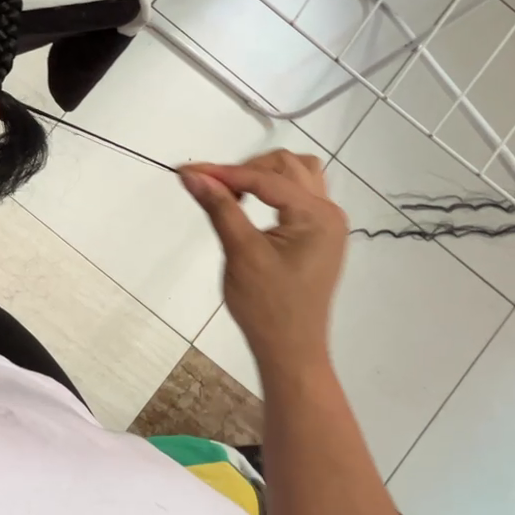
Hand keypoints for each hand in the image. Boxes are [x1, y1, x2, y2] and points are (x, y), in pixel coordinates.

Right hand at [181, 151, 347, 375]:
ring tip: (233, 195)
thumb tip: (191, 174)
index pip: (266, 179)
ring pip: (297, 176)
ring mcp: (326, 224)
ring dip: (263, 175)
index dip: (223, 172)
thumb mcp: (241, 252)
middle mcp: (328, 213)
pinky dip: (273, 192)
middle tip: (211, 189)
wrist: (289, 348)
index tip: (185, 172)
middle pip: (287, 166)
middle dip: (245, 170)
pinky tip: (250, 207)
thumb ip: (219, 207)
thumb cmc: (266, 305)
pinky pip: (298, 196)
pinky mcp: (317, 236)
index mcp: (317, 216)